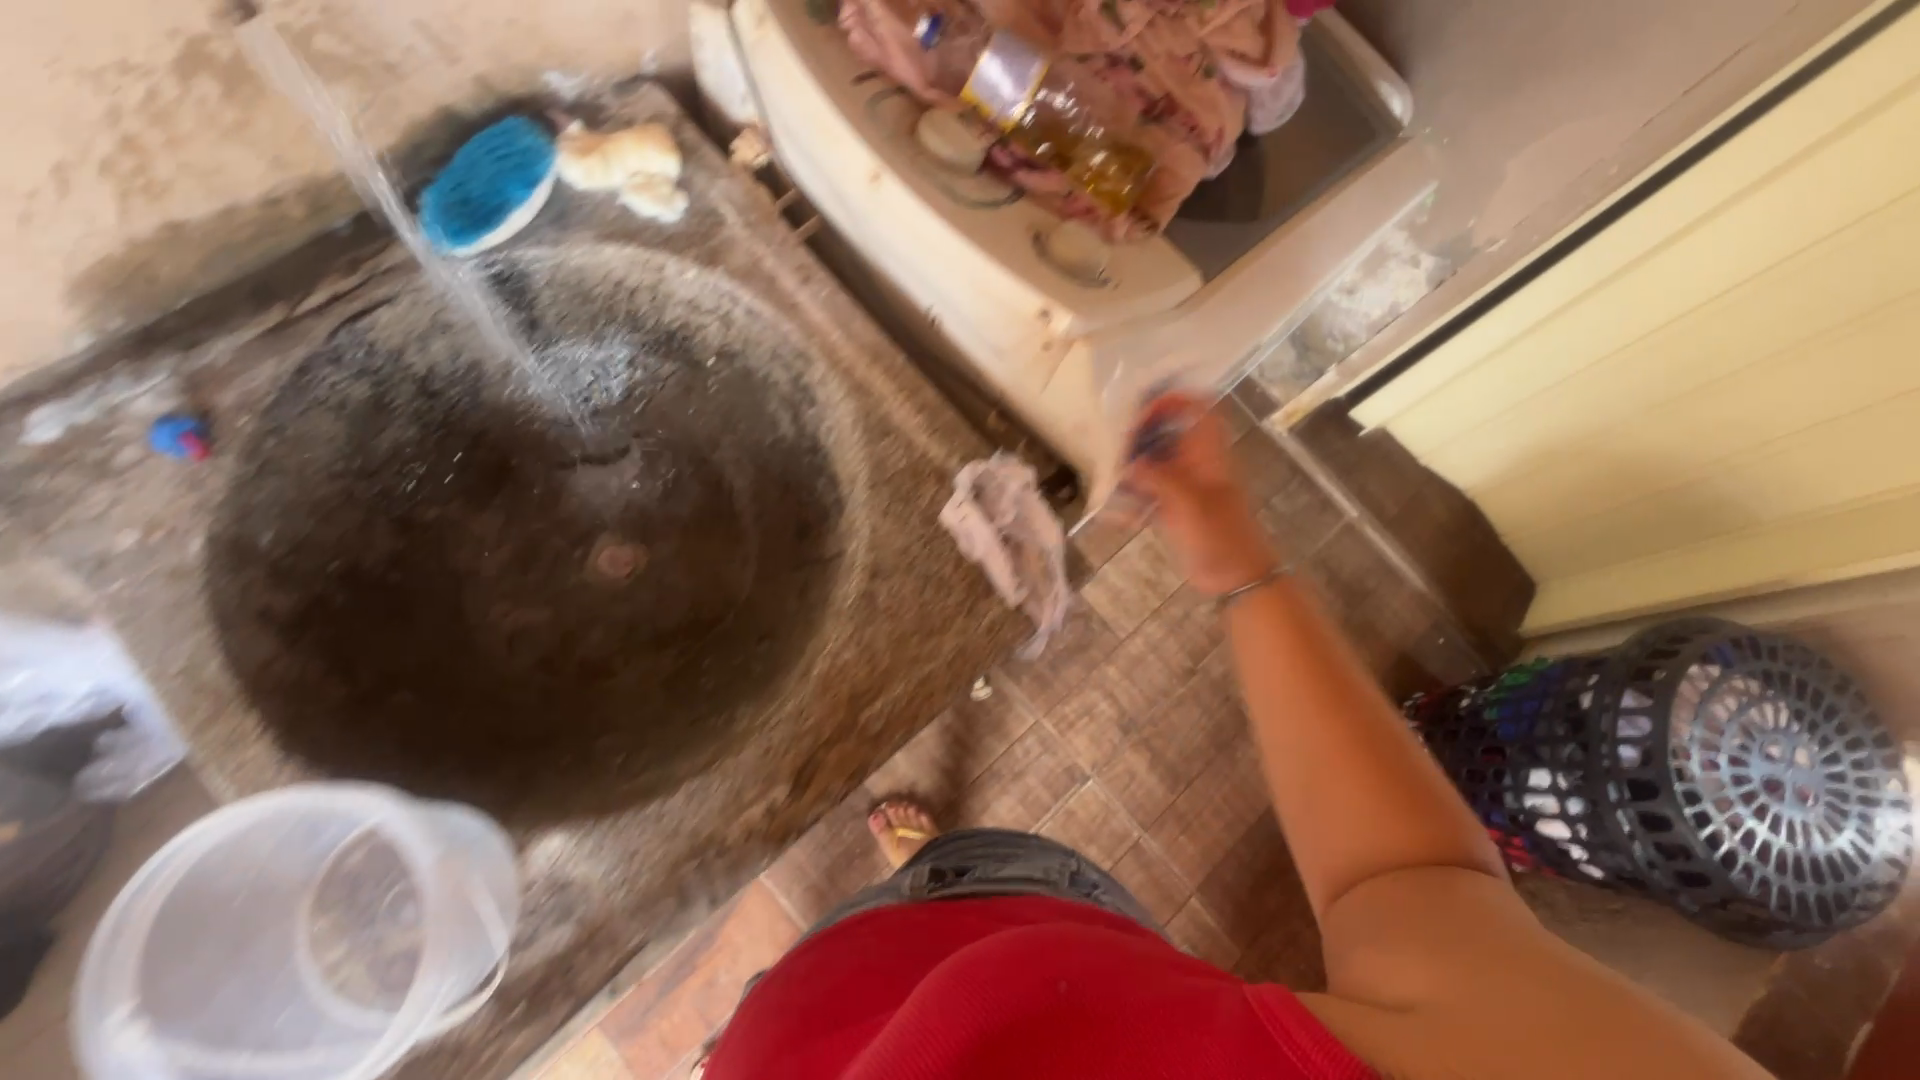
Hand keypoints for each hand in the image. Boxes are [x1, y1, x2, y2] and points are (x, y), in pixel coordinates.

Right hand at [1123, 394, 1277, 595]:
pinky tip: (1111, 510)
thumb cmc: (1221, 535)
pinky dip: (1130, 498)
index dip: (1171, 402)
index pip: (1195, 408)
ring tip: (1107, 476)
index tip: (1141, 415)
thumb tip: (1128, 464)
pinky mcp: (1172, 510)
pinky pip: (1146, 494)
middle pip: (1166, 433)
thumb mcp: (1189, 503)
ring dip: (1130, 467)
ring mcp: (1182, 487)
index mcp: (1206, 453)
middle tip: (1114, 449)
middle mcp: (1193, 463)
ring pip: (1153, 463)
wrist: (1235, 577)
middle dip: (1138, 436)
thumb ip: (1157, 477)